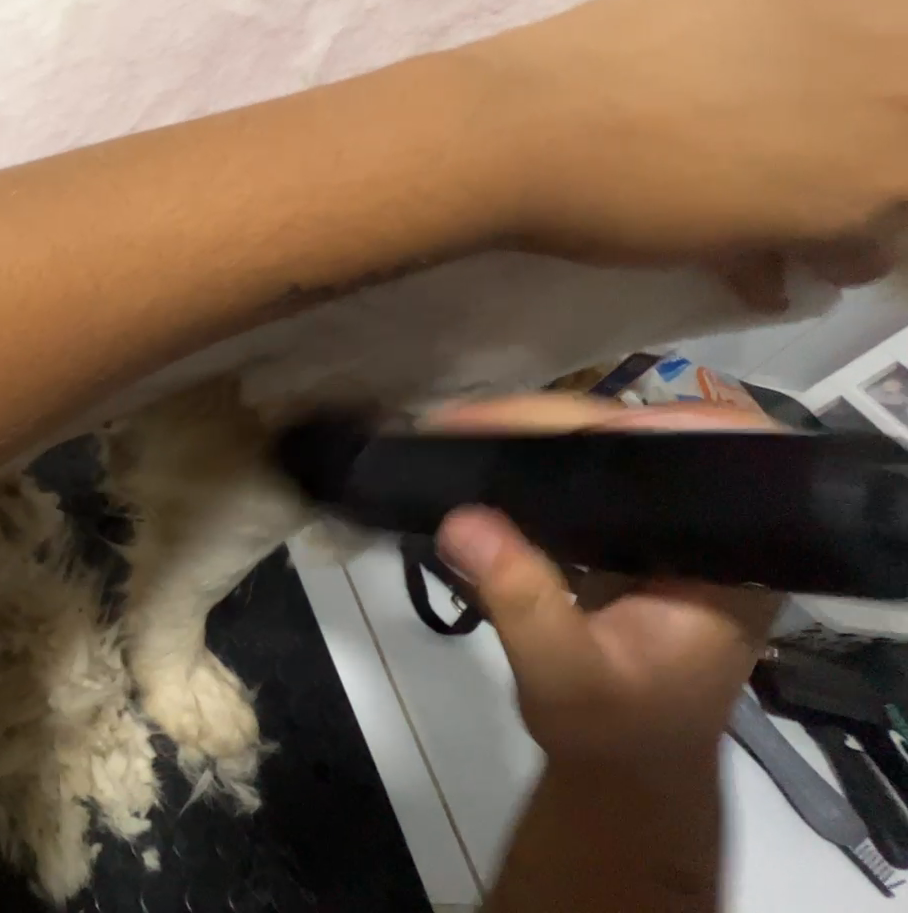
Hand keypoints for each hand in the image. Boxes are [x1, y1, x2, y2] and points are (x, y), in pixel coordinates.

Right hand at [430, 395, 784, 765]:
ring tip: (459, 428)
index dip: (631, 425)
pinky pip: (579, 484)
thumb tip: (461, 518)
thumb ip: (521, 600)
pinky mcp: (624, 541)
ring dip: (532, 438)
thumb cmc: (609, 727)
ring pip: (605, 457)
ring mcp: (663, 536)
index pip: (703, 456)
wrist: (618, 765)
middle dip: (552, 423)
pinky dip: (526, 468)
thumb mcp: (564, 672)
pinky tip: (477, 462)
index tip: (540, 422)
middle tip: (464, 419)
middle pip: (639, 444)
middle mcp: (706, 535)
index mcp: (726, 560)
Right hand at [461, 0, 907, 281]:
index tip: (832, 90)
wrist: (513, 131)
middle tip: (793, 167)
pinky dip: (811, 264)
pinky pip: (866, 255)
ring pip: (905, 191)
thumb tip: (800, 93)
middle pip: (904, 114)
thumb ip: (788, 30)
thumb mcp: (711, 8)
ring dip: (849, 213)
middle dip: (870, 145)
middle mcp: (906, 38)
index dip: (875, 63)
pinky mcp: (850, 207)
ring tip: (773, 229)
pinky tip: (753, 270)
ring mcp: (891, 124)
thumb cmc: (577, 65)